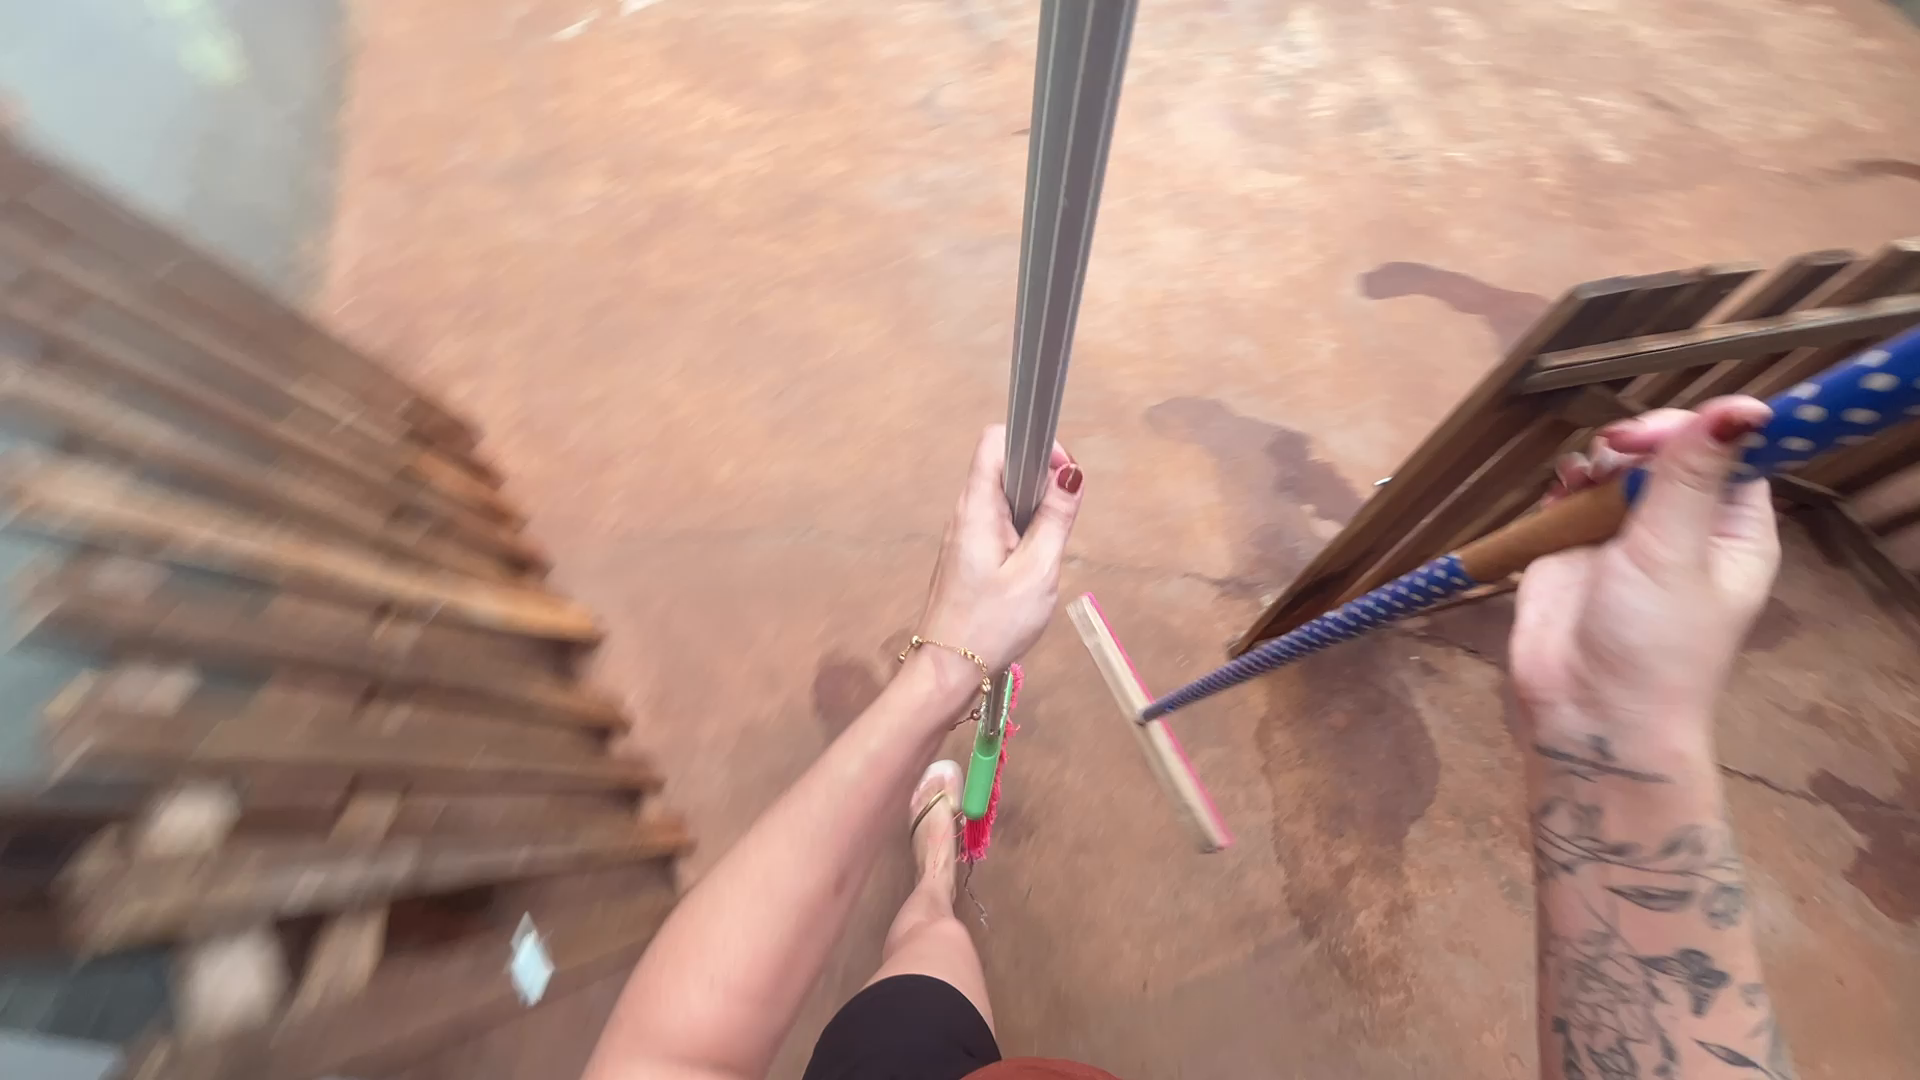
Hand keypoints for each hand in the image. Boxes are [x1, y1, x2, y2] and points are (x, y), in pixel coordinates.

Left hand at [917, 425, 1084, 674]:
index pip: (997, 441)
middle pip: (1004, 467)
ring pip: (1004, 498)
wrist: (949, 669)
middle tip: (1061, 523)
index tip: (1063, 477)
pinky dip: (1022, 531)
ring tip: (1047, 550)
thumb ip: (1056, 519)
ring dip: (1034, 511)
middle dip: (1042, 483)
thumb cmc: (992, 623)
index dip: (1035, 444)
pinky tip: (1030, 565)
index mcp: (976, 507)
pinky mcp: (967, 553)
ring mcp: (963, 533)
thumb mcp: (1037, 571)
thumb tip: (1072, 474)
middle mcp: (965, 512)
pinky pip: (999, 523)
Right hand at [1510, 397, 1779, 745]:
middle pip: (1663, 453)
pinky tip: (1555, 492)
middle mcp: (1676, 525)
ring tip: (1577, 481)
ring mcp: (1617, 537)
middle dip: (1635, 443)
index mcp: (1729, 528)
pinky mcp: (1565, 548)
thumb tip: (1743, 405)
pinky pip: (1566, 498)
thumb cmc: (1651, 638)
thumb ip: (1689, 479)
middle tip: (1608, 456)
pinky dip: (1560, 486)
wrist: (1585, 704)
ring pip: (1611, 470)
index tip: (1646, 437)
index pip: (1725, 453)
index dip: (1692, 430)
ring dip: (1594, 463)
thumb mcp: (1674, 554)